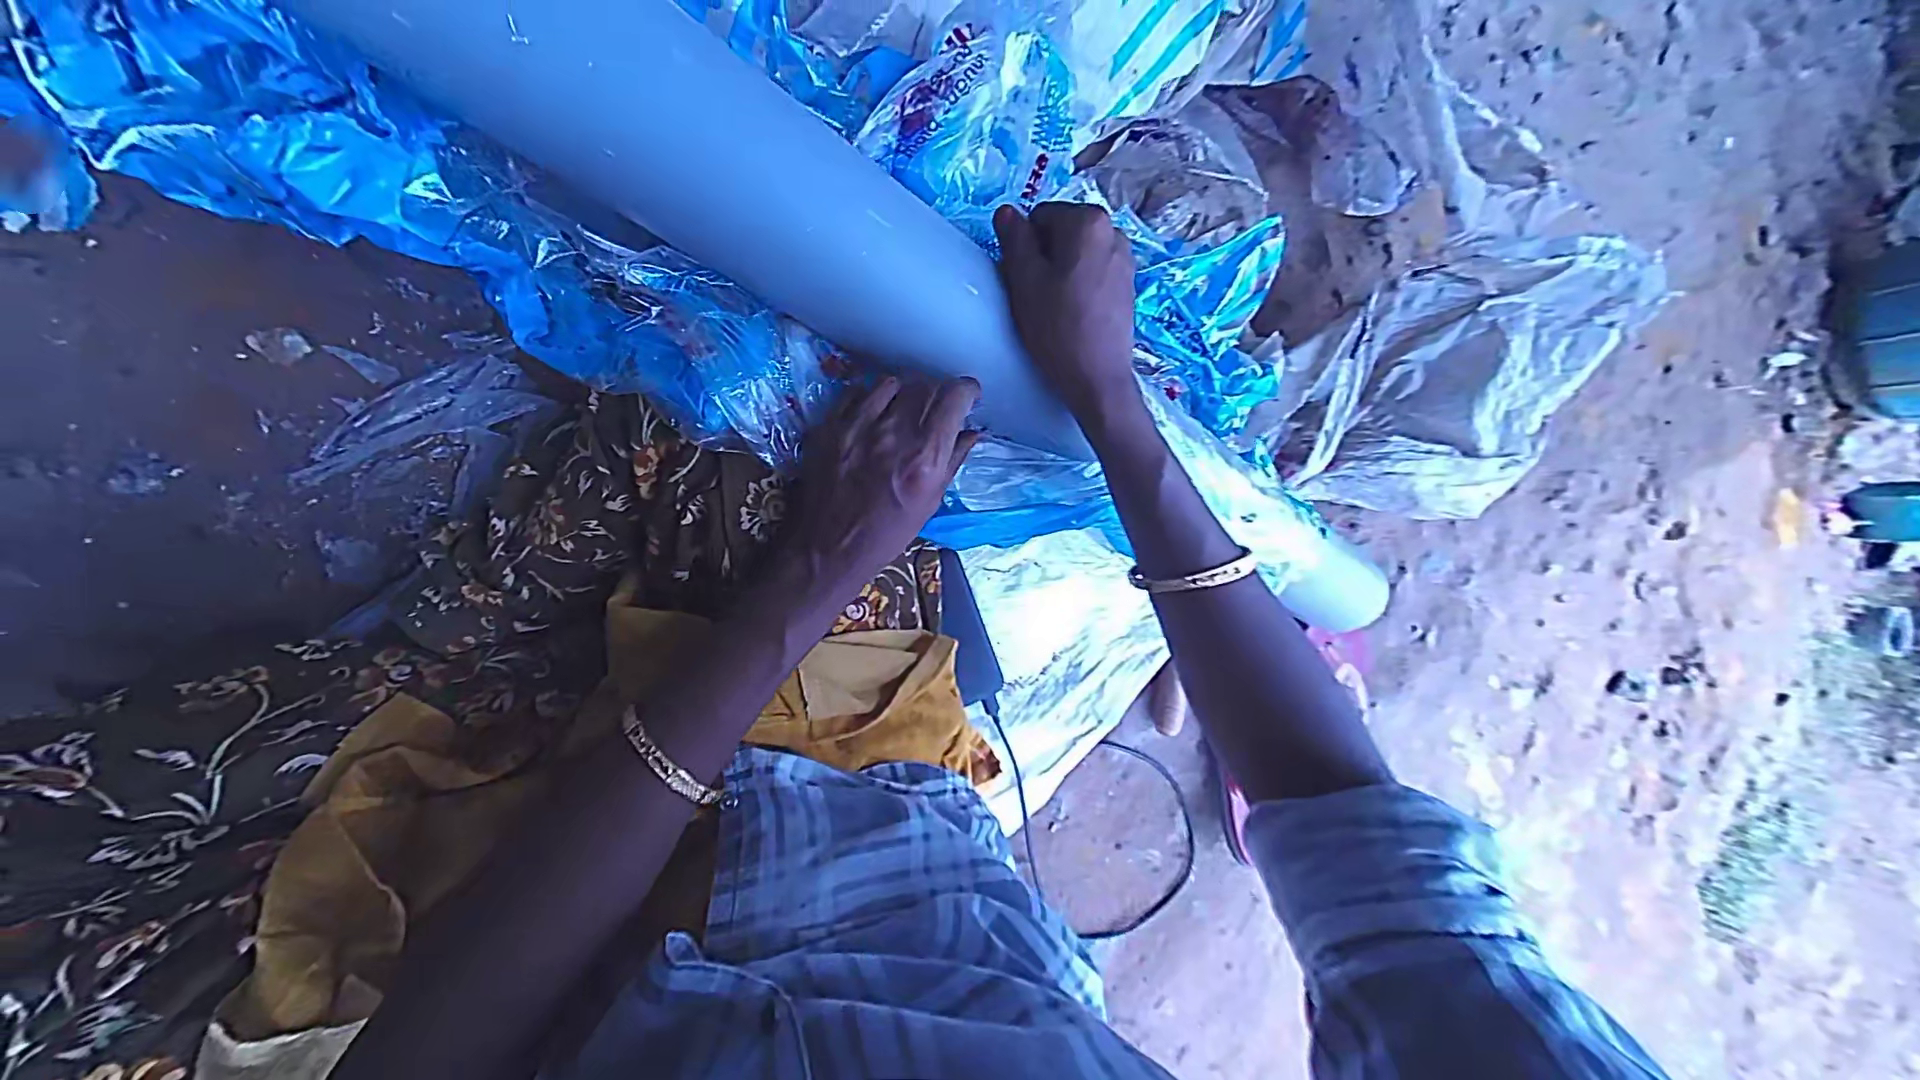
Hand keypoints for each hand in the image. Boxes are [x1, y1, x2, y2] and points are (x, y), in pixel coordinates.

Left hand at [786, 376, 980, 587]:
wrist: (827, 548)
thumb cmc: (885, 534)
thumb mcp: (930, 502)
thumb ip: (952, 460)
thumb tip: (970, 431)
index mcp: (925, 456)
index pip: (954, 396)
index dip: (967, 390)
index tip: (968, 396)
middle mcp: (894, 433)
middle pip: (925, 384)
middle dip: (937, 392)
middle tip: (936, 407)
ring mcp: (858, 426)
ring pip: (891, 382)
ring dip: (905, 391)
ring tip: (904, 409)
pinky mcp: (830, 426)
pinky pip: (857, 392)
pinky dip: (872, 398)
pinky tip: (874, 415)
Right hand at [993, 202, 1142, 434]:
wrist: (1097, 378)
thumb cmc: (1057, 329)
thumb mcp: (1025, 282)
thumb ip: (1014, 240)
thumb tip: (1006, 211)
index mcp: (1088, 220)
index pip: (1040, 216)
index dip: (1024, 246)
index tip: (1023, 279)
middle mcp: (1114, 230)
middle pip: (1062, 233)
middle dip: (1044, 257)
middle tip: (1035, 295)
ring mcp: (1125, 258)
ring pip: (1078, 254)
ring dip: (1061, 272)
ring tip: (1054, 308)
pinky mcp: (1128, 285)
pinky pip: (1093, 273)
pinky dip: (1079, 286)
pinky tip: (1073, 314)